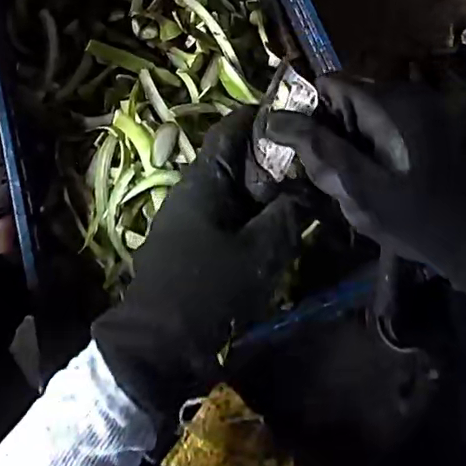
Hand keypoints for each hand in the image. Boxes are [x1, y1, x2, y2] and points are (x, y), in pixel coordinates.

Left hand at [90, 109, 301, 416]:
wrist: (153, 349)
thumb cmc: (208, 290)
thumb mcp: (260, 252)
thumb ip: (288, 213)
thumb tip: (311, 187)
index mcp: (204, 179)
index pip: (233, 127)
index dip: (266, 116)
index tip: (301, 117)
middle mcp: (192, 188)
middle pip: (236, 156)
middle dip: (273, 154)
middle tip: (312, 158)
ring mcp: (188, 215)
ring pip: (233, 185)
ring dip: (264, 185)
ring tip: (303, 188)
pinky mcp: (190, 240)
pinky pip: (226, 211)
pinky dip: (252, 209)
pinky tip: (277, 223)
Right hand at [263, 74, 465, 347]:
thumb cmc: (415, 218)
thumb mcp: (359, 189)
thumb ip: (319, 149)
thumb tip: (276, 119)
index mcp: (386, 104)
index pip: (329, 84)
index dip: (311, 112)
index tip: (310, 149)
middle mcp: (405, 91)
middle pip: (347, 94)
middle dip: (334, 127)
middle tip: (338, 172)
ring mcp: (422, 103)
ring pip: (366, 107)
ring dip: (355, 134)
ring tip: (364, 176)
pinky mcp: (431, 117)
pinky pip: (387, 117)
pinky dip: (375, 138)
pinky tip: (385, 172)